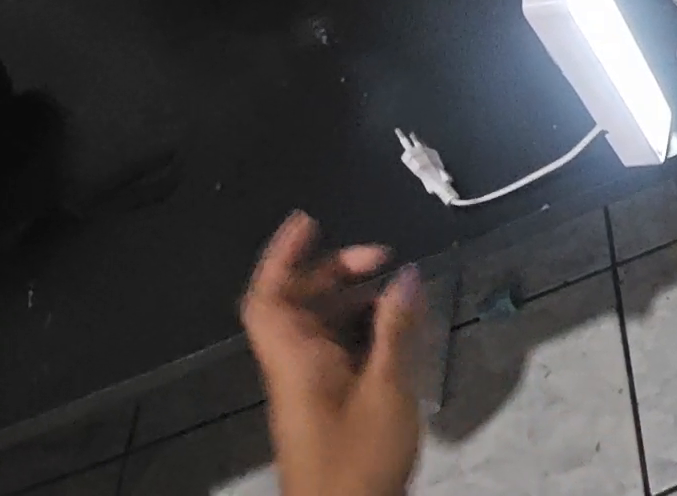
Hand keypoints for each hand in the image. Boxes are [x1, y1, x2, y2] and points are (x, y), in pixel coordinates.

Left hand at [241, 211, 424, 495]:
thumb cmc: (359, 455)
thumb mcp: (388, 389)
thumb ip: (396, 329)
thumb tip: (407, 274)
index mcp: (297, 362)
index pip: (269, 299)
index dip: (283, 257)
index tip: (309, 221)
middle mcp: (295, 367)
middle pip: (296, 304)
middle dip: (335, 270)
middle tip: (383, 255)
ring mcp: (309, 385)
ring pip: (319, 323)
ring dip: (354, 295)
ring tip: (399, 286)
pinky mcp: (328, 399)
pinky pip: (336, 344)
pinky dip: (363, 322)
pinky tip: (396, 323)